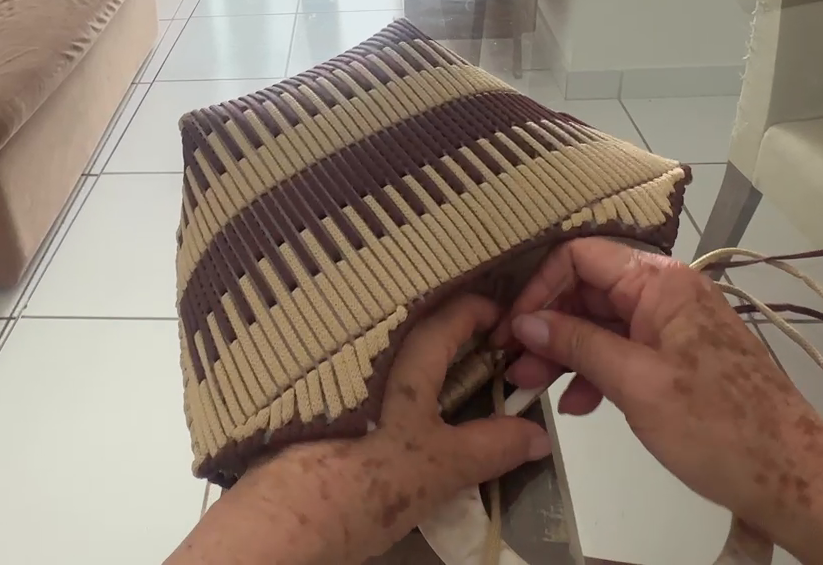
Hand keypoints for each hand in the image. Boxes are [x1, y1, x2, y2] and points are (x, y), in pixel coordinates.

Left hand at [167, 294, 550, 564]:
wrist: (286, 513)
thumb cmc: (362, 479)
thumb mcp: (439, 467)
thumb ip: (491, 446)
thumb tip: (537, 434)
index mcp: (401, 356)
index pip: (447, 314)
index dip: (479, 309)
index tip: (503, 319)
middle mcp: (367, 350)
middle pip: (414, 320)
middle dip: (449, 324)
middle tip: (484, 342)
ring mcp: (339, 370)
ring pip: (388, 342)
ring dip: (420, 348)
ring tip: (452, 368)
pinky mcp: (319, 395)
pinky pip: (366, 367)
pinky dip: (391, 373)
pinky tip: (398, 398)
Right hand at [491, 238, 822, 544]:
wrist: (800, 484)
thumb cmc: (718, 428)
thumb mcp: (635, 383)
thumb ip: (576, 343)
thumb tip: (523, 321)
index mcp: (660, 281)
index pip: (580, 256)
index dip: (541, 286)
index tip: (514, 326)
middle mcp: (665, 291)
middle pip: (587, 290)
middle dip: (549, 326)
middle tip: (516, 366)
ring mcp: (673, 324)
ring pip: (601, 322)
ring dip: (566, 352)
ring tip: (536, 388)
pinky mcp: (678, 355)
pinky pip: (623, 347)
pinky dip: (596, 370)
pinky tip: (578, 402)